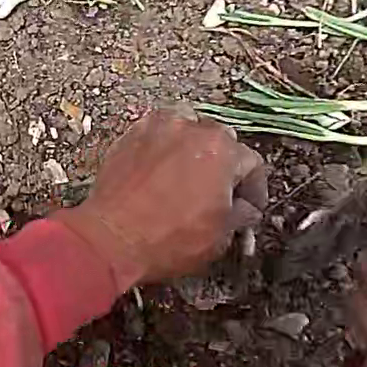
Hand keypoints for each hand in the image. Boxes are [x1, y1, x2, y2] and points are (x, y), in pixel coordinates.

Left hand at [56, 108, 268, 290]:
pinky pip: (158, 134)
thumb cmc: (169, 239)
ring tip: (188, 176)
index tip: (249, 206)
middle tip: (219, 194)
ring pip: (188, 129)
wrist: (111, 238)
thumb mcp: (220, 237)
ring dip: (193, 148)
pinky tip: (161, 170)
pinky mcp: (132, 134)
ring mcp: (159, 127)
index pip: (251, 164)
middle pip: (221, 141)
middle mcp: (193, 128)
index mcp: (223, 150)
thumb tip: (245, 208)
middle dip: (224, 166)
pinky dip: (164, 147)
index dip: (254, 189)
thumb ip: (241, 215)